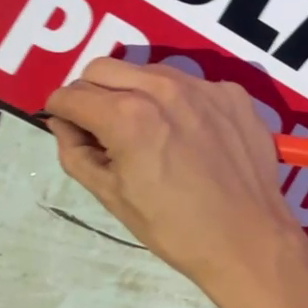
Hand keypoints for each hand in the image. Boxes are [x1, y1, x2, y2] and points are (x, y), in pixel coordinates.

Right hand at [44, 58, 304, 284]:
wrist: (247, 239)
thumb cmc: (174, 227)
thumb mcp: (111, 196)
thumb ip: (77, 153)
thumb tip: (64, 124)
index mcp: (128, 116)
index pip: (72, 93)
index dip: (60, 110)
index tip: (66, 125)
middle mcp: (164, 88)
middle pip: (104, 68)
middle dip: (91, 92)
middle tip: (100, 126)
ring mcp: (203, 86)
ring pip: (148, 70)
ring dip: (134, 91)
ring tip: (147, 130)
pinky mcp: (232, 94)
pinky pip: (191, 84)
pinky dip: (178, 102)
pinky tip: (189, 135)